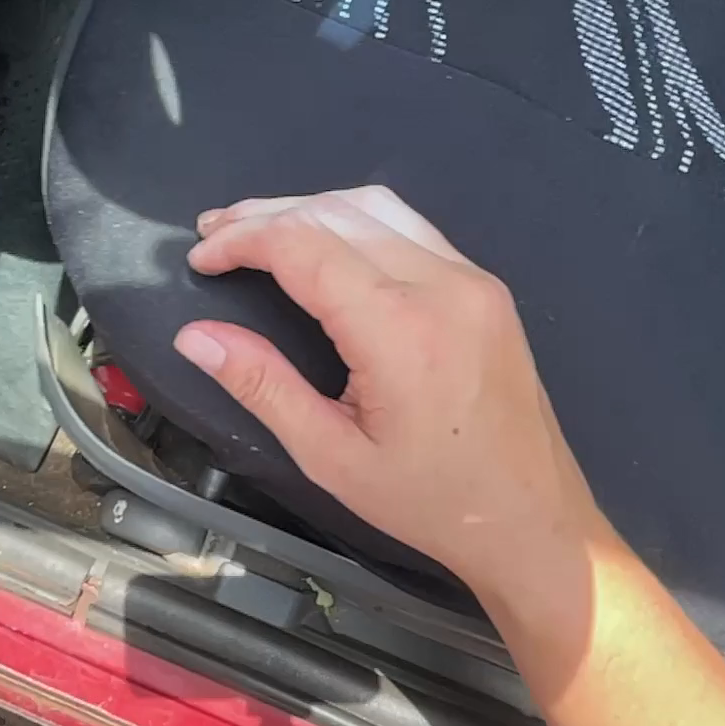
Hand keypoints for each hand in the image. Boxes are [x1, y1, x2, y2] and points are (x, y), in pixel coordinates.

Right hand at [173, 187, 613, 608]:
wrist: (530, 518)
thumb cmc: (427, 500)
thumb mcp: (329, 455)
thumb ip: (261, 386)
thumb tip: (194, 337)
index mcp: (399, 329)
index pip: (303, 247)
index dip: (242, 241)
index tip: (200, 258)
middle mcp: (442, 284)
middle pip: (335, 213)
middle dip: (264, 216)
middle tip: (212, 234)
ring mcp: (471, 279)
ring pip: (374, 207)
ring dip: (307, 208)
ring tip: (256, 228)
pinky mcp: (484, 286)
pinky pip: (409, 227)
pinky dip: (351, 220)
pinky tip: (322, 241)